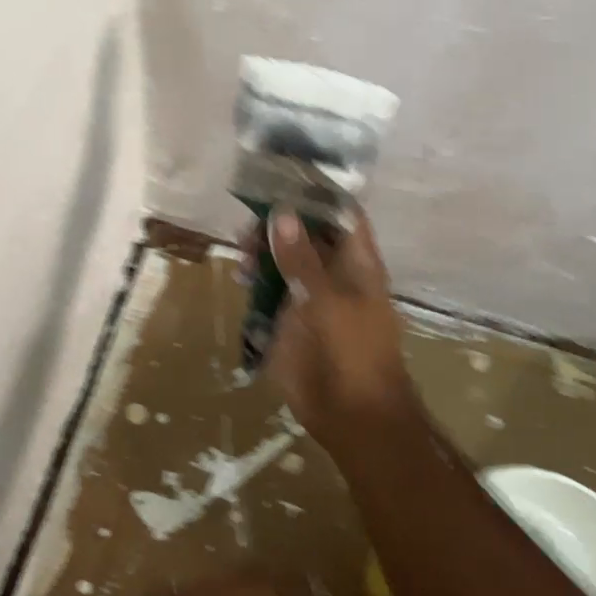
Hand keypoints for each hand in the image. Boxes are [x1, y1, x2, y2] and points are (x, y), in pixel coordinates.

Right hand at [238, 204, 412, 448]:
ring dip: (260, 251)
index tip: (281, 178)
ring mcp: (307, 298)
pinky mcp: (286, 323)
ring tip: (243, 256)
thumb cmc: (355, 353)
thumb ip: (302, 258)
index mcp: (355, 263)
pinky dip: (252, 282)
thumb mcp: (329, 300)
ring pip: (280, 260)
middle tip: (249, 224)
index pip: (339, 214)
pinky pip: (265, 292)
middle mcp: (331, 274)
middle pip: (303, 233)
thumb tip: (281, 212)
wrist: (354, 417)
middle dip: (276, 222)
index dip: (316, 194)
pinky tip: (240, 280)